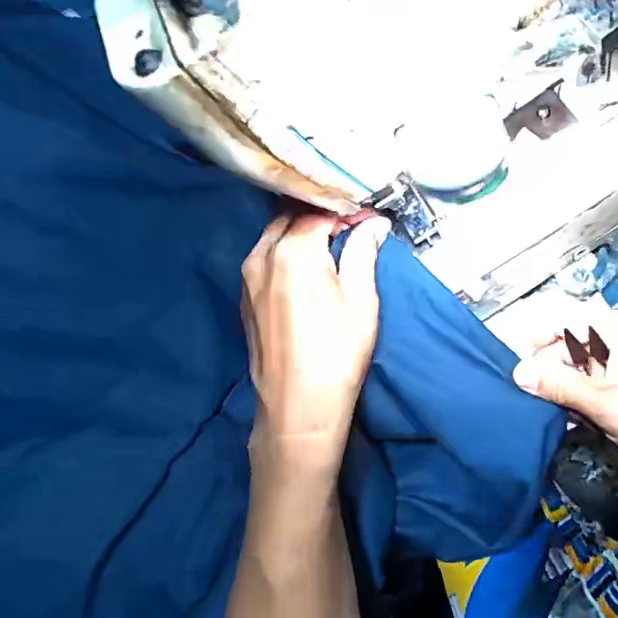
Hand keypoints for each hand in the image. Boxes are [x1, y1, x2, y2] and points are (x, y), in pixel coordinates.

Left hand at [240, 210, 391, 470]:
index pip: (321, 212)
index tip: (370, 220)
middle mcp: (262, 256)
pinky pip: (264, 258)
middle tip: (351, 229)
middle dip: (321, 216)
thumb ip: (363, 252)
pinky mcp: (244, 297)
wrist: (298, 405)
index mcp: (293, 251)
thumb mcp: (361, 299)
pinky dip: (285, 251)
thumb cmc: (337, 352)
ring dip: (300, 231)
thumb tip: (373, 224)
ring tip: (330, 245)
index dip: (348, 212)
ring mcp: (248, 277)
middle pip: (292, 217)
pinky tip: (305, 268)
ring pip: (274, 235)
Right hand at [511, 306, 617, 488]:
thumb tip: (518, 373)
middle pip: (570, 344)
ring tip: (562, 414)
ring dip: (567, 390)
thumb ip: (560, 386)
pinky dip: (582, 399)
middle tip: (541, 401)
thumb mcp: (607, 405)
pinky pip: (593, 381)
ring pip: (579, 366)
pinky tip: (578, 419)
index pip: (565, 322)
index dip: (540, 346)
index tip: (520, 374)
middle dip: (554, 373)